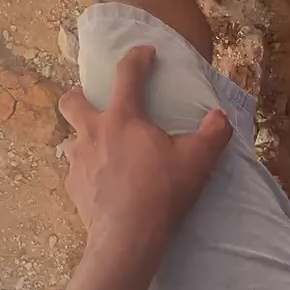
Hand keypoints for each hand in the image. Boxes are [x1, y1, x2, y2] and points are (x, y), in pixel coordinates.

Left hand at [58, 45, 231, 252]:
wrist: (127, 237)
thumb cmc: (162, 191)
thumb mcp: (198, 160)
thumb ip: (213, 133)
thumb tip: (221, 116)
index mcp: (123, 118)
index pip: (128, 75)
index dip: (137, 58)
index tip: (145, 52)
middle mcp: (93, 132)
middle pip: (71, 101)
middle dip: (79, 95)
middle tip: (95, 103)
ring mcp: (77, 161)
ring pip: (68, 139)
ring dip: (80, 138)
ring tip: (97, 149)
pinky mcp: (73, 187)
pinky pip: (74, 172)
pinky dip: (85, 172)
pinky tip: (99, 183)